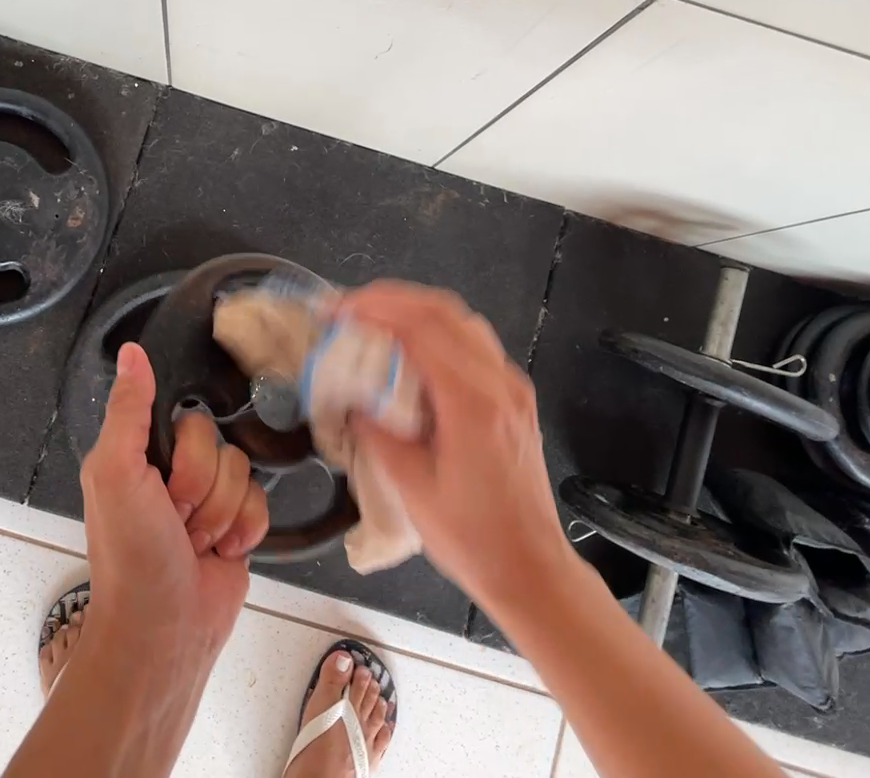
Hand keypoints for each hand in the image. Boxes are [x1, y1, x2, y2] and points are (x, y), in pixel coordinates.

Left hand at [78, 343, 268, 669]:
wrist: (164, 631)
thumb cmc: (131, 556)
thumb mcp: (116, 475)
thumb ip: (129, 411)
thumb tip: (132, 352)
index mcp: (141, 454)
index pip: (191, 420)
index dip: (188, 456)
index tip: (166, 487)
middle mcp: (174, 472)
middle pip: (221, 447)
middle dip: (203, 491)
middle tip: (178, 521)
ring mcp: (208, 500)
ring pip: (244, 474)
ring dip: (221, 516)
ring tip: (195, 543)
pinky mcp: (236, 525)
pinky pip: (262, 503)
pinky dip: (243, 531)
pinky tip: (220, 553)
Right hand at [342, 282, 574, 614]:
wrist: (531, 569)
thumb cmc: (470, 537)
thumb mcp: (410, 486)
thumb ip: (377, 433)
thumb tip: (353, 401)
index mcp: (472, 403)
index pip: (422, 329)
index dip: (375, 309)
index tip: (337, 310)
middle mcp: (499, 383)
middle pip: (445, 312)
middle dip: (392, 299)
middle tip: (349, 308)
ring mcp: (512, 388)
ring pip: (463, 323)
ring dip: (416, 311)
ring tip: (375, 322)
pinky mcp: (515, 399)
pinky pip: (474, 345)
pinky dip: (437, 333)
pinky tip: (410, 352)